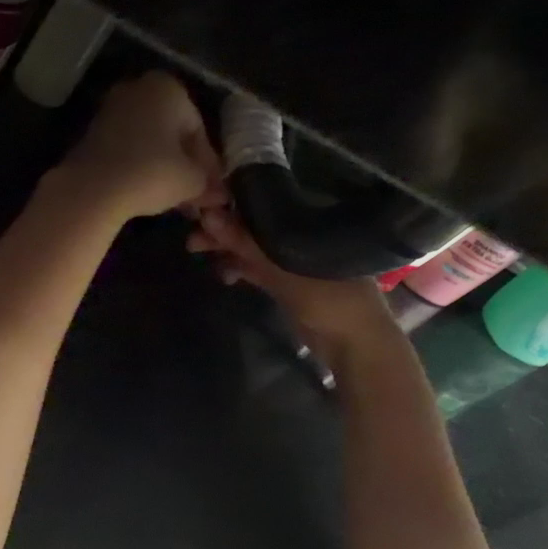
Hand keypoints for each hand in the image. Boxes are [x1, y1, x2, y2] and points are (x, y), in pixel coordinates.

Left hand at [54, 72, 225, 220]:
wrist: (91, 187)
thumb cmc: (151, 173)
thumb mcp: (192, 180)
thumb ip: (209, 183)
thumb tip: (218, 194)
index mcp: (168, 88)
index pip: (198, 129)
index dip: (208, 164)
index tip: (212, 189)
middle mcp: (139, 89)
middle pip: (173, 133)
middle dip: (185, 165)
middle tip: (196, 196)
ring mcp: (112, 108)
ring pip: (150, 141)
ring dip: (164, 168)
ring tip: (175, 200)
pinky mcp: (93, 130)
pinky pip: (128, 147)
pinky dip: (140, 165)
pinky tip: (148, 192)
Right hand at [187, 206, 396, 364]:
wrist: (354, 346)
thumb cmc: (330, 298)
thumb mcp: (283, 269)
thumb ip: (246, 244)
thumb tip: (208, 215)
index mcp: (310, 221)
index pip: (266, 202)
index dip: (234, 202)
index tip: (204, 204)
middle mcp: (302, 235)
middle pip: (256, 225)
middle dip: (225, 228)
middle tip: (193, 233)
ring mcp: (295, 259)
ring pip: (254, 247)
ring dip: (227, 248)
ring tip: (197, 250)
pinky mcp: (289, 283)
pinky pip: (258, 269)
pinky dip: (240, 268)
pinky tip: (222, 274)